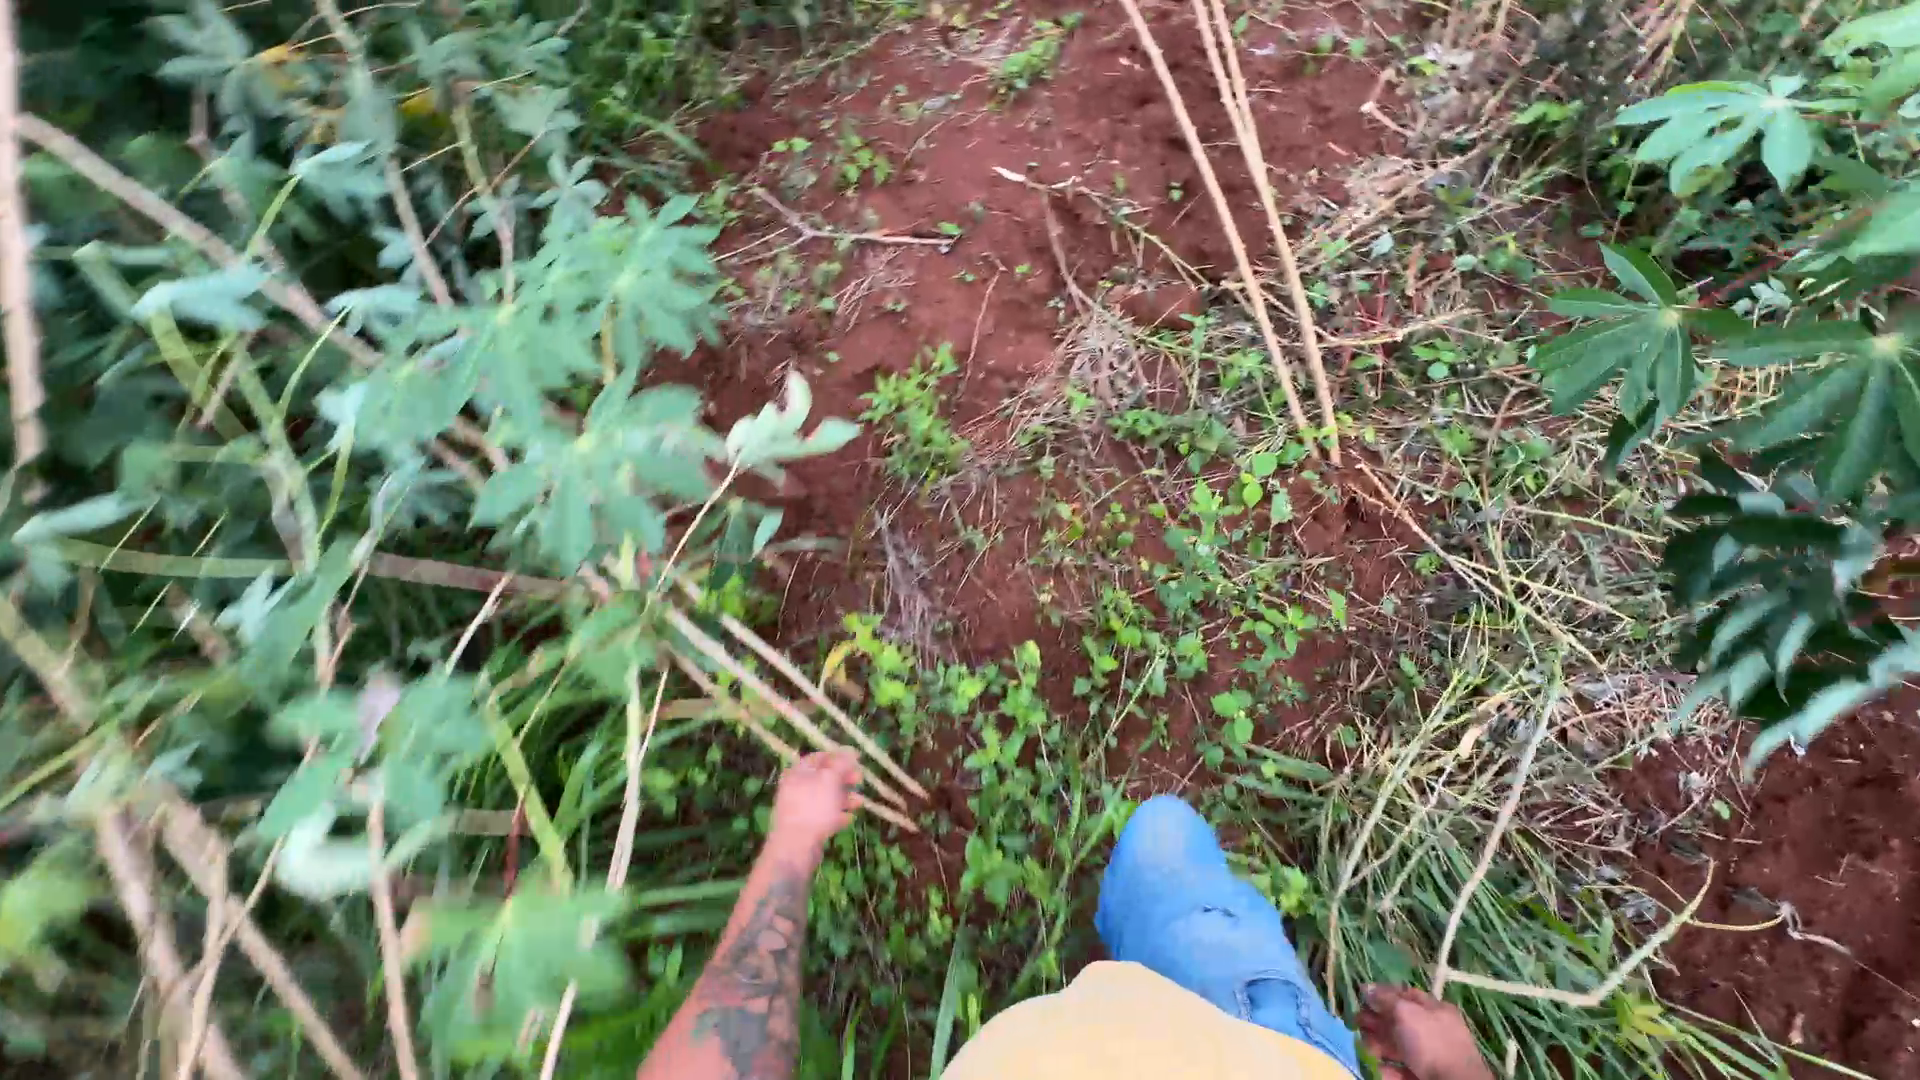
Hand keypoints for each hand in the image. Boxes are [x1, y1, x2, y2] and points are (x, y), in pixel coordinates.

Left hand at [767, 749, 862, 856]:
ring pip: (826, 797)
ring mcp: (800, 808)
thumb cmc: (813, 807)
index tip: (856, 759)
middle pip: (824, 777)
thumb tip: (850, 750)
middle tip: (860, 779)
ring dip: (844, 797)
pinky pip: (823, 816)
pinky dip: (837, 815)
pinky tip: (848, 818)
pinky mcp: (805, 826)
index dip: (838, 756)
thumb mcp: (830, 780)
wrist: (795, 847)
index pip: (819, 757)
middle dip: (844, 778)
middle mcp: (796, 788)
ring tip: (860, 802)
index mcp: (798, 772)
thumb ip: (841, 763)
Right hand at [1358, 985, 1495, 1079]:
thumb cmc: (1431, 1043)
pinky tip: (1378, 1067)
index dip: (1382, 994)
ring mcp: (1430, 1056)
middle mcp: (1433, 1030)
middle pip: (1398, 1022)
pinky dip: (1387, 1068)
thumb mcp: (1405, 1012)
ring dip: (1377, 1045)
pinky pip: (1401, 1068)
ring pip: (1397, 1046)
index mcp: (1435, 1010)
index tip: (1361, 996)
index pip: (1404, 995)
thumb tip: (1365, 987)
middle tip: (1356, 1022)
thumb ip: (1384, 998)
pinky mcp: (1424, 1076)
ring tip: (1365, 1047)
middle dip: (1375, 1021)